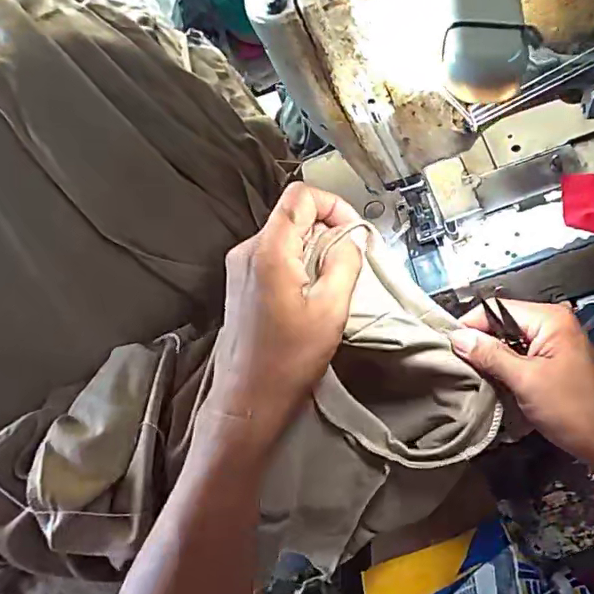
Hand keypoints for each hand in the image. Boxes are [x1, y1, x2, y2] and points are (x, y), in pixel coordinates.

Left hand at [203, 183, 365, 454]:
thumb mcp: (331, 309)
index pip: (300, 197)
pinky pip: (274, 256)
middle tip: (349, 262)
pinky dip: (298, 264)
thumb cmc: (287, 360)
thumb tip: (353, 239)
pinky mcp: (240, 283)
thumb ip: (345, 263)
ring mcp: (240, 267)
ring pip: (285, 236)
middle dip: (327, 230)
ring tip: (330, 284)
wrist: (248, 397)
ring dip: (314, 249)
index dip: (333, 205)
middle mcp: (247, 251)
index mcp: (268, 251)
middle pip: (293, 215)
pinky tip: (310, 294)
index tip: (353, 232)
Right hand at [449, 299, 593, 471]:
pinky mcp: (553, 362)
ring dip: (491, 357)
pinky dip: (505, 366)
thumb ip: (489, 355)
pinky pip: (519, 355)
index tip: (448, 347)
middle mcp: (552, 324)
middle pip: (501, 323)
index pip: (496, 308)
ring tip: (471, 373)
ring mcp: (554, 343)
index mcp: (549, 319)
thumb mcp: (525, 380)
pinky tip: (492, 381)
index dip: (470, 325)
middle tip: (457, 363)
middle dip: (479, 342)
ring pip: (508, 341)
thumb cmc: (572, 409)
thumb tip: (456, 337)